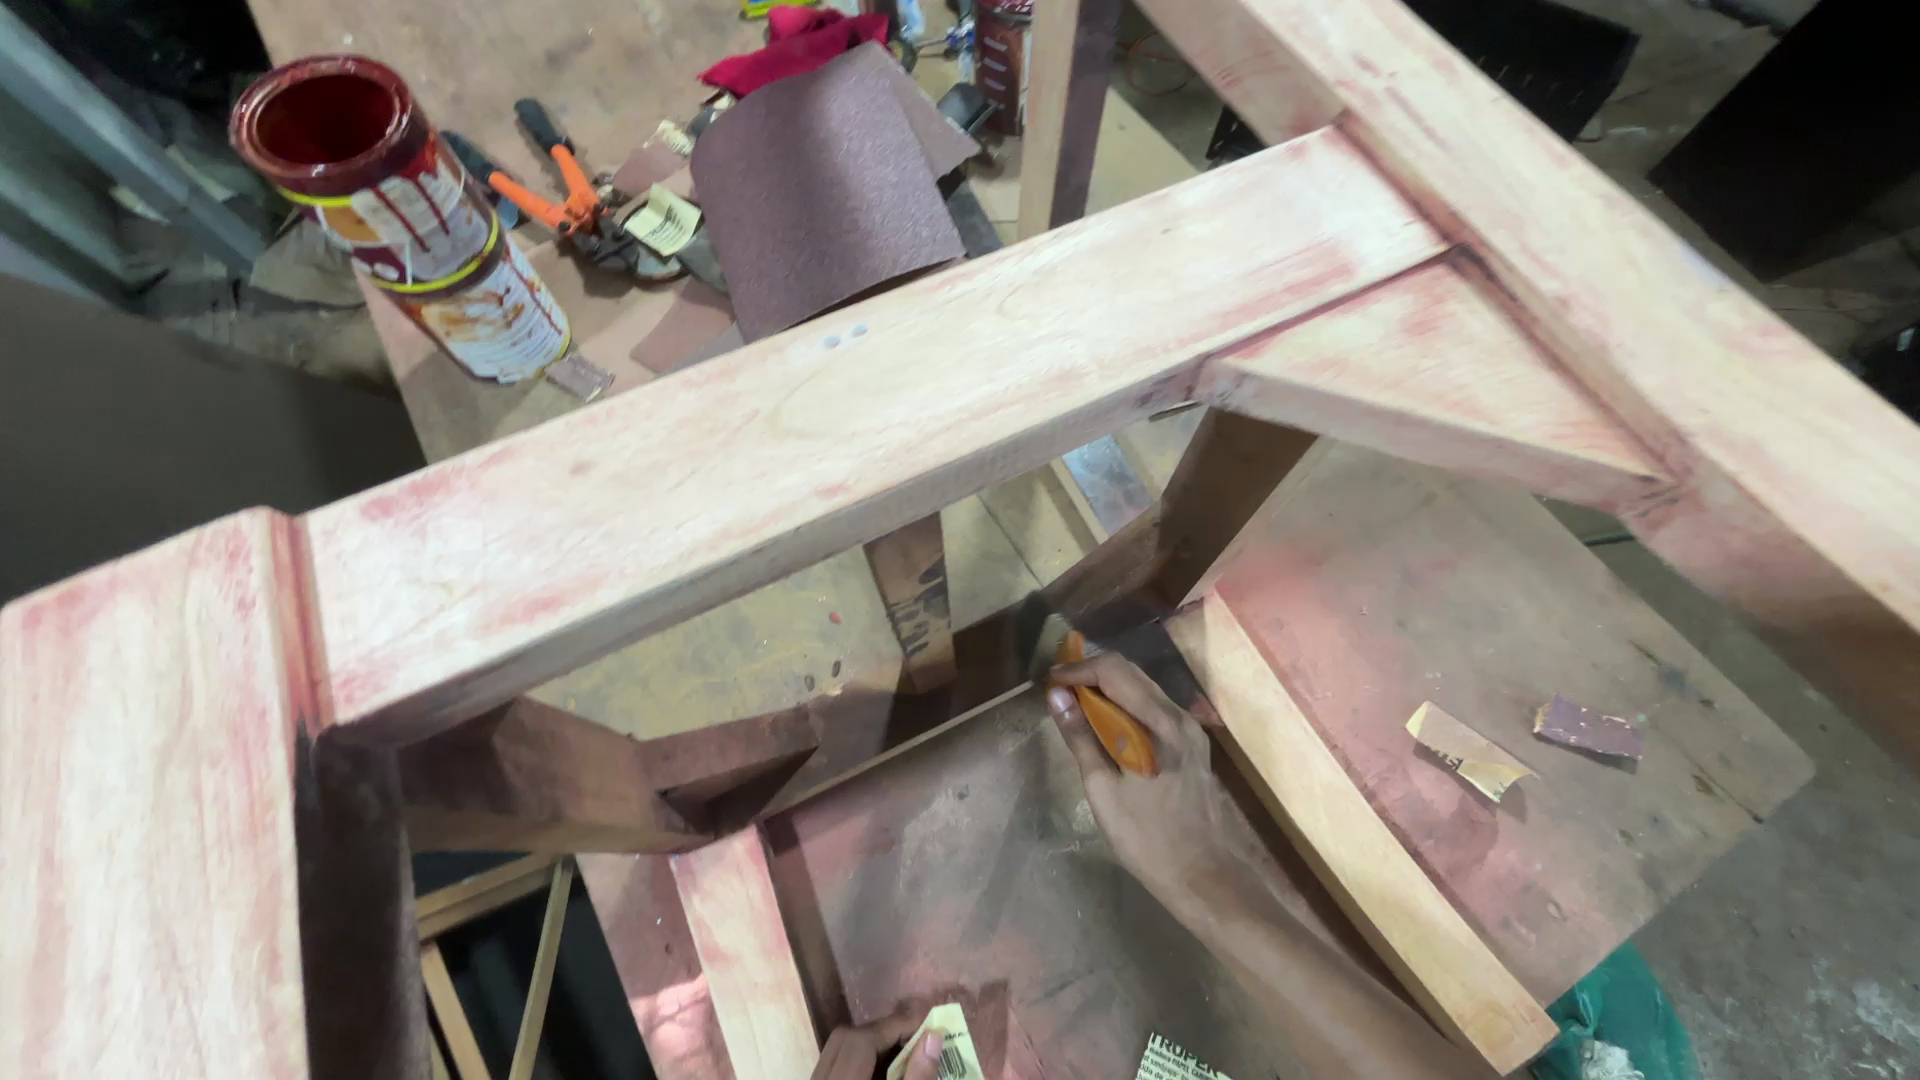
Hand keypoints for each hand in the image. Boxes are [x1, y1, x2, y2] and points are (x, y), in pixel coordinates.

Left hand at [808, 1022, 943, 1079]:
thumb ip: (917, 1077)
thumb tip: (933, 1036)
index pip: (863, 1039)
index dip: (895, 1026)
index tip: (927, 1023)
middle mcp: (822, 1079)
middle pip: (846, 1038)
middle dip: (881, 1033)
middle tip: (915, 1039)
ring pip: (838, 1049)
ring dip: (870, 1044)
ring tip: (902, 1053)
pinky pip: (834, 1064)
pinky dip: (859, 1060)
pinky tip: (882, 1071)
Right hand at [1047, 654, 1260, 917]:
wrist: (1201, 875)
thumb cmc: (1145, 838)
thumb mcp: (1103, 788)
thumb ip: (1080, 737)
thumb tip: (1056, 697)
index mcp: (1159, 724)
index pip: (1114, 672)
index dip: (1078, 669)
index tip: (1050, 682)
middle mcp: (1179, 716)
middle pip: (1131, 673)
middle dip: (1092, 673)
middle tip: (1059, 690)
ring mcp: (1190, 728)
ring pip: (1144, 687)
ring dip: (1109, 688)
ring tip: (1076, 704)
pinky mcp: (1192, 742)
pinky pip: (1154, 707)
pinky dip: (1126, 704)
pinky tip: (1107, 723)